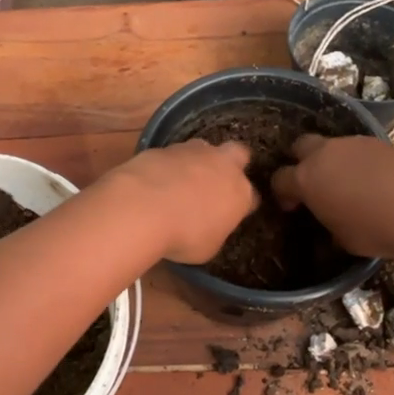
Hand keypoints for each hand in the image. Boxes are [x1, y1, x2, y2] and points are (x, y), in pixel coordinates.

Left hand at [99, 140, 256, 263]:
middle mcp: (221, 165)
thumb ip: (215, 229)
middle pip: (238, 154)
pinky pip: (171, 155)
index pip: (252, 197)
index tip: (232, 214)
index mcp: (240, 193)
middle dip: (231, 164)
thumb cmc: (184, 236)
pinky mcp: (162, 147)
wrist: (142, 208)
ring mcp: (191, 151)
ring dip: (196, 161)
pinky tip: (155, 181)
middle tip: (216, 181)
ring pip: (203, 148)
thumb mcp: (207, 247)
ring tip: (180, 182)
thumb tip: (210, 225)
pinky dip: (167, 166)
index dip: (242, 205)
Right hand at [271, 134, 393, 257]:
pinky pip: (366, 151)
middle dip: (302, 161)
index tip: (292, 207)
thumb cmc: (376, 230)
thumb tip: (334, 228)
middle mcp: (327, 154)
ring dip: (338, 162)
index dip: (282, 193)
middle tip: (315, 184)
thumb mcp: (345, 241)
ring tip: (356, 187)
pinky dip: (368, 165)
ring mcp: (358, 144)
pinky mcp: (386, 142)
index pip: (280, 179)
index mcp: (307, 178)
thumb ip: (332, 228)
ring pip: (337, 146)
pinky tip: (384, 185)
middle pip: (302, 146)